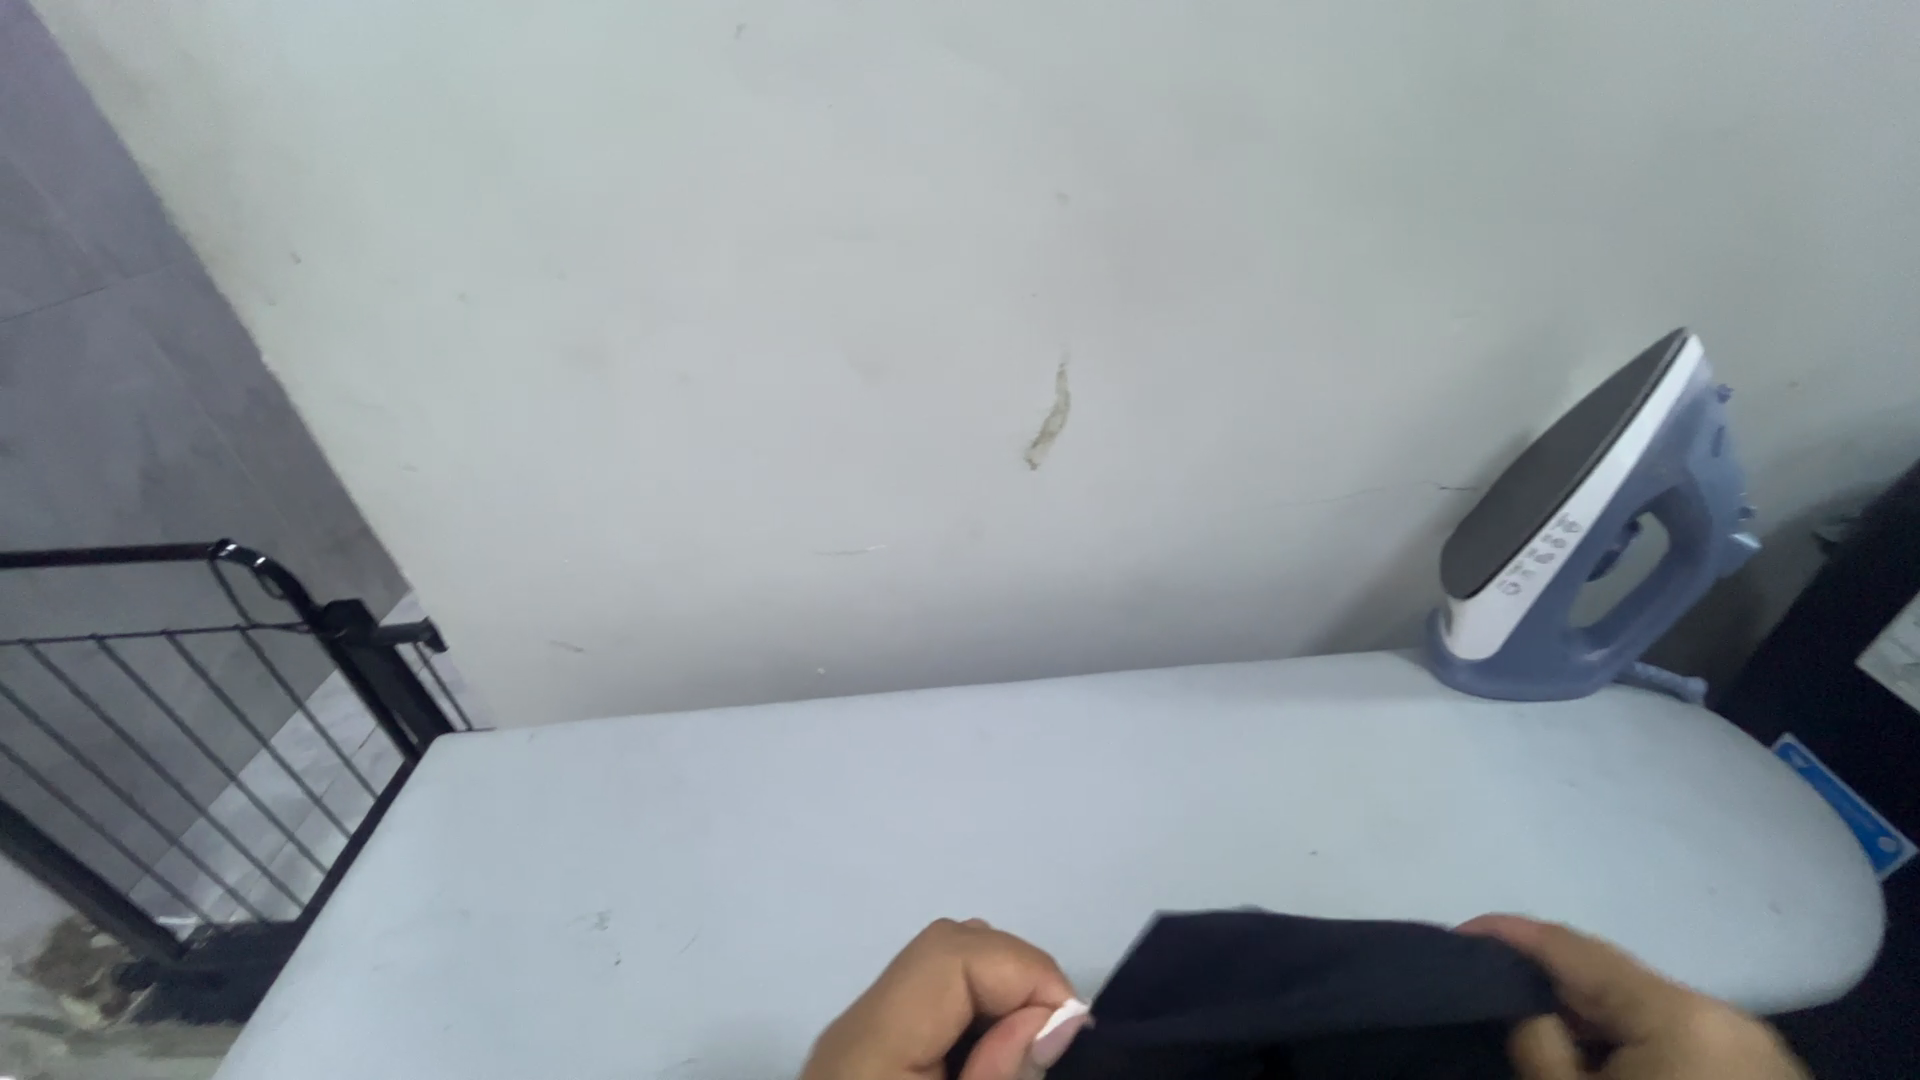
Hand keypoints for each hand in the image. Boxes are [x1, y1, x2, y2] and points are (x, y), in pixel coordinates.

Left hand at [801, 918, 1088, 1079]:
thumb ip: (1007, 1077)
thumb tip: (1062, 1014)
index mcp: (869, 1049)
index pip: (953, 957)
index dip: (1024, 972)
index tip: (1072, 1030)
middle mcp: (856, 1028)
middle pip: (944, 947)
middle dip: (1015, 974)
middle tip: (1056, 1040)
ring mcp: (857, 1040)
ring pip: (938, 966)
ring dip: (996, 989)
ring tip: (1029, 1050)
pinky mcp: (866, 1058)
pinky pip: (928, 999)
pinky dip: (972, 1010)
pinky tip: (991, 1061)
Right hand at [1459, 915, 1808, 1079]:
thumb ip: (1533, 1036)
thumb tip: (1525, 1006)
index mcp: (1678, 1012)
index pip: (1570, 946)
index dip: (1505, 933)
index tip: (1456, 936)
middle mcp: (1725, 1018)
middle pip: (1611, 974)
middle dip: (1546, 976)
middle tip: (1489, 985)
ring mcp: (1757, 1054)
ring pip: (1644, 1007)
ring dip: (1587, 1012)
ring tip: (1534, 1022)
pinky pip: (1677, 1040)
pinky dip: (1627, 1040)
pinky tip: (1593, 1059)